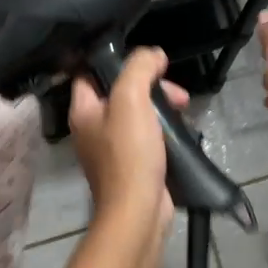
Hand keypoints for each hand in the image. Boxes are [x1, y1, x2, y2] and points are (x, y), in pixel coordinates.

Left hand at [68, 47, 188, 230]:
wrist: (139, 213)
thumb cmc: (129, 153)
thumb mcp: (132, 99)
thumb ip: (140, 68)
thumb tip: (153, 54)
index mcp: (83, 111)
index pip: (89, 72)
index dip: (112, 59)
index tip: (142, 56)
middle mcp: (93, 128)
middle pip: (120, 91)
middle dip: (149, 84)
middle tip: (173, 87)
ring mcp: (112, 149)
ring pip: (137, 112)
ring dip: (161, 104)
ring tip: (183, 105)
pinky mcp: (133, 165)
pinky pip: (148, 135)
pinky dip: (164, 127)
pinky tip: (182, 127)